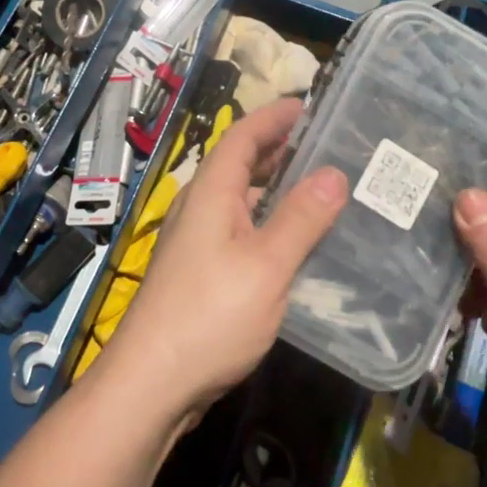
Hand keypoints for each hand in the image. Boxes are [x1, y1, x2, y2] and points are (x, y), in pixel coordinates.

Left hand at [101, 98, 347, 415]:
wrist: (152, 382)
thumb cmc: (210, 314)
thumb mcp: (266, 265)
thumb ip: (301, 219)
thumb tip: (334, 173)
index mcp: (211, 193)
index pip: (242, 137)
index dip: (273, 117)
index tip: (307, 104)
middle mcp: (200, 208)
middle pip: (238, 164)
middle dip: (277, 148)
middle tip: (323, 144)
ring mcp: (196, 242)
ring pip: (239, 200)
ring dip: (273, 187)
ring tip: (318, 188)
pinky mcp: (200, 273)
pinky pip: (239, 229)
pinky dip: (266, 221)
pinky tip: (293, 242)